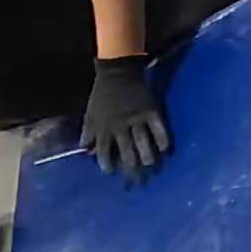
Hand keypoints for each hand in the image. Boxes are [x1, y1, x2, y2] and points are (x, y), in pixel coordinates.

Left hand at [82, 55, 169, 183]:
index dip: (107, 165)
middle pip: (126, 151)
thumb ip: (88, 133)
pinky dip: (162, 140)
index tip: (112, 173)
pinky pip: (158, 129)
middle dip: (131, 167)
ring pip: (143, 142)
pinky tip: (165, 150)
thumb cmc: (103, 95)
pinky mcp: (151, 111)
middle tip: (137, 179)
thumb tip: (85, 151)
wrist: (118, 72)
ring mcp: (136, 118)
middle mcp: (119, 125)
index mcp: (103, 127)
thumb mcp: (90, 113)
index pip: (104, 152)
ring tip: (151, 166)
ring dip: (147, 156)